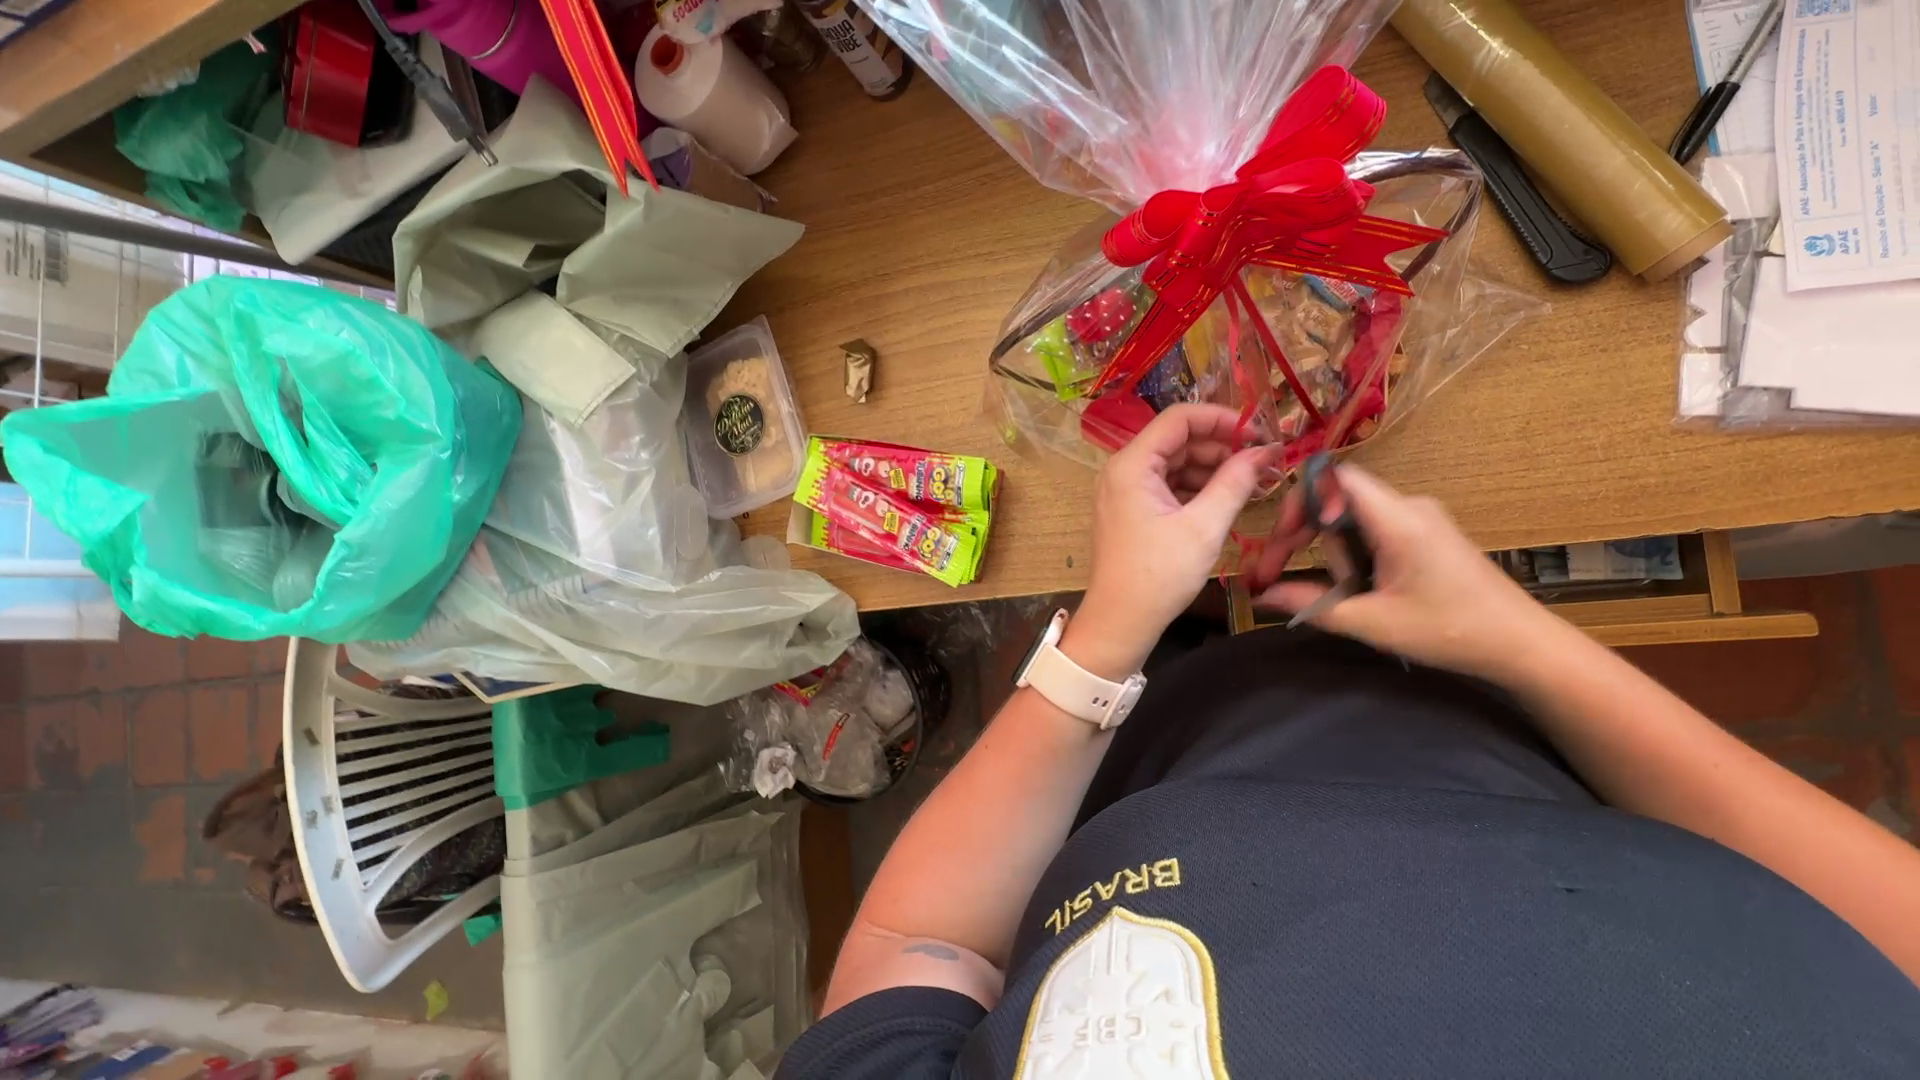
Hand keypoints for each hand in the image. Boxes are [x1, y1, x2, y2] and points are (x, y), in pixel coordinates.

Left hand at [1068, 405, 1280, 679]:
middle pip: (1179, 440)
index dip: (1222, 419)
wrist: (1120, 621)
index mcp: (1132, 464)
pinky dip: (1199, 489)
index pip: (1179, 418)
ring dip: (1214, 469)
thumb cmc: (1159, 574)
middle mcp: (1124, 469)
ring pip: (1176, 463)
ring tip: (1256, 483)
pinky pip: (1169, 485)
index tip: (1259, 433)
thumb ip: (1234, 482)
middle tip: (1266, 462)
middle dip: (1222, 447)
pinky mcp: (1133, 510)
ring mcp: (1126, 490)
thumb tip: (1265, 451)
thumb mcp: (1204, 527)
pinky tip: (1230, 499)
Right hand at [1246, 464, 1562, 680]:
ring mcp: (1420, 517)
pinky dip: (1354, 553)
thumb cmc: (1451, 632)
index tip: (1279, 541)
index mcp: (1399, 521)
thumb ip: (1313, 605)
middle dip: (1306, 535)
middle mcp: (1409, 507)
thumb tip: (1263, 596)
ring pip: (1353, 518)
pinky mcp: (1426, 532)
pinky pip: (1373, 528)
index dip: (1299, 500)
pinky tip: (1360, 586)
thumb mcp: (1373, 624)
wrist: (1522, 644)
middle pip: (1337, 500)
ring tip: (1343, 593)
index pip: (1336, 478)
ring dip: (1334, 552)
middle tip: (1278, 574)